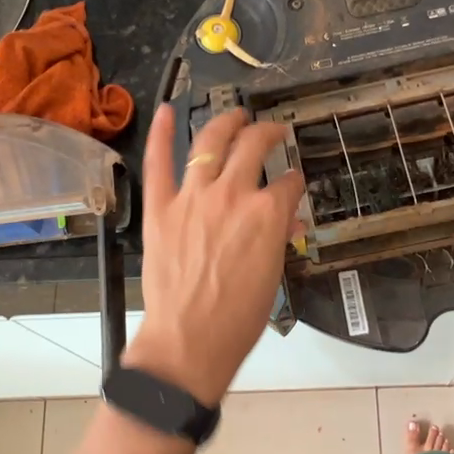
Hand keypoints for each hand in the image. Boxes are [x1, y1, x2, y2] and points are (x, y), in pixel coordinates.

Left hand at [126, 105, 304, 404]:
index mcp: (266, 214)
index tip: (294, 180)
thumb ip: (278, 237)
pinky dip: (161, 135)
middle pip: (253, 147)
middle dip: (267, 132)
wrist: (189, 341)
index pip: (287, 183)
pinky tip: (167, 112)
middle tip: (271, 130)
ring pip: (210, 142)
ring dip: (226, 123)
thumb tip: (286, 218)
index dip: (294, 179)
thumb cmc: (238, 319)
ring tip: (235, 115)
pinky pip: (159, 163)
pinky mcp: (160, 208)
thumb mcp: (272, 275)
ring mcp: (192, 197)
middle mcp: (232, 195)